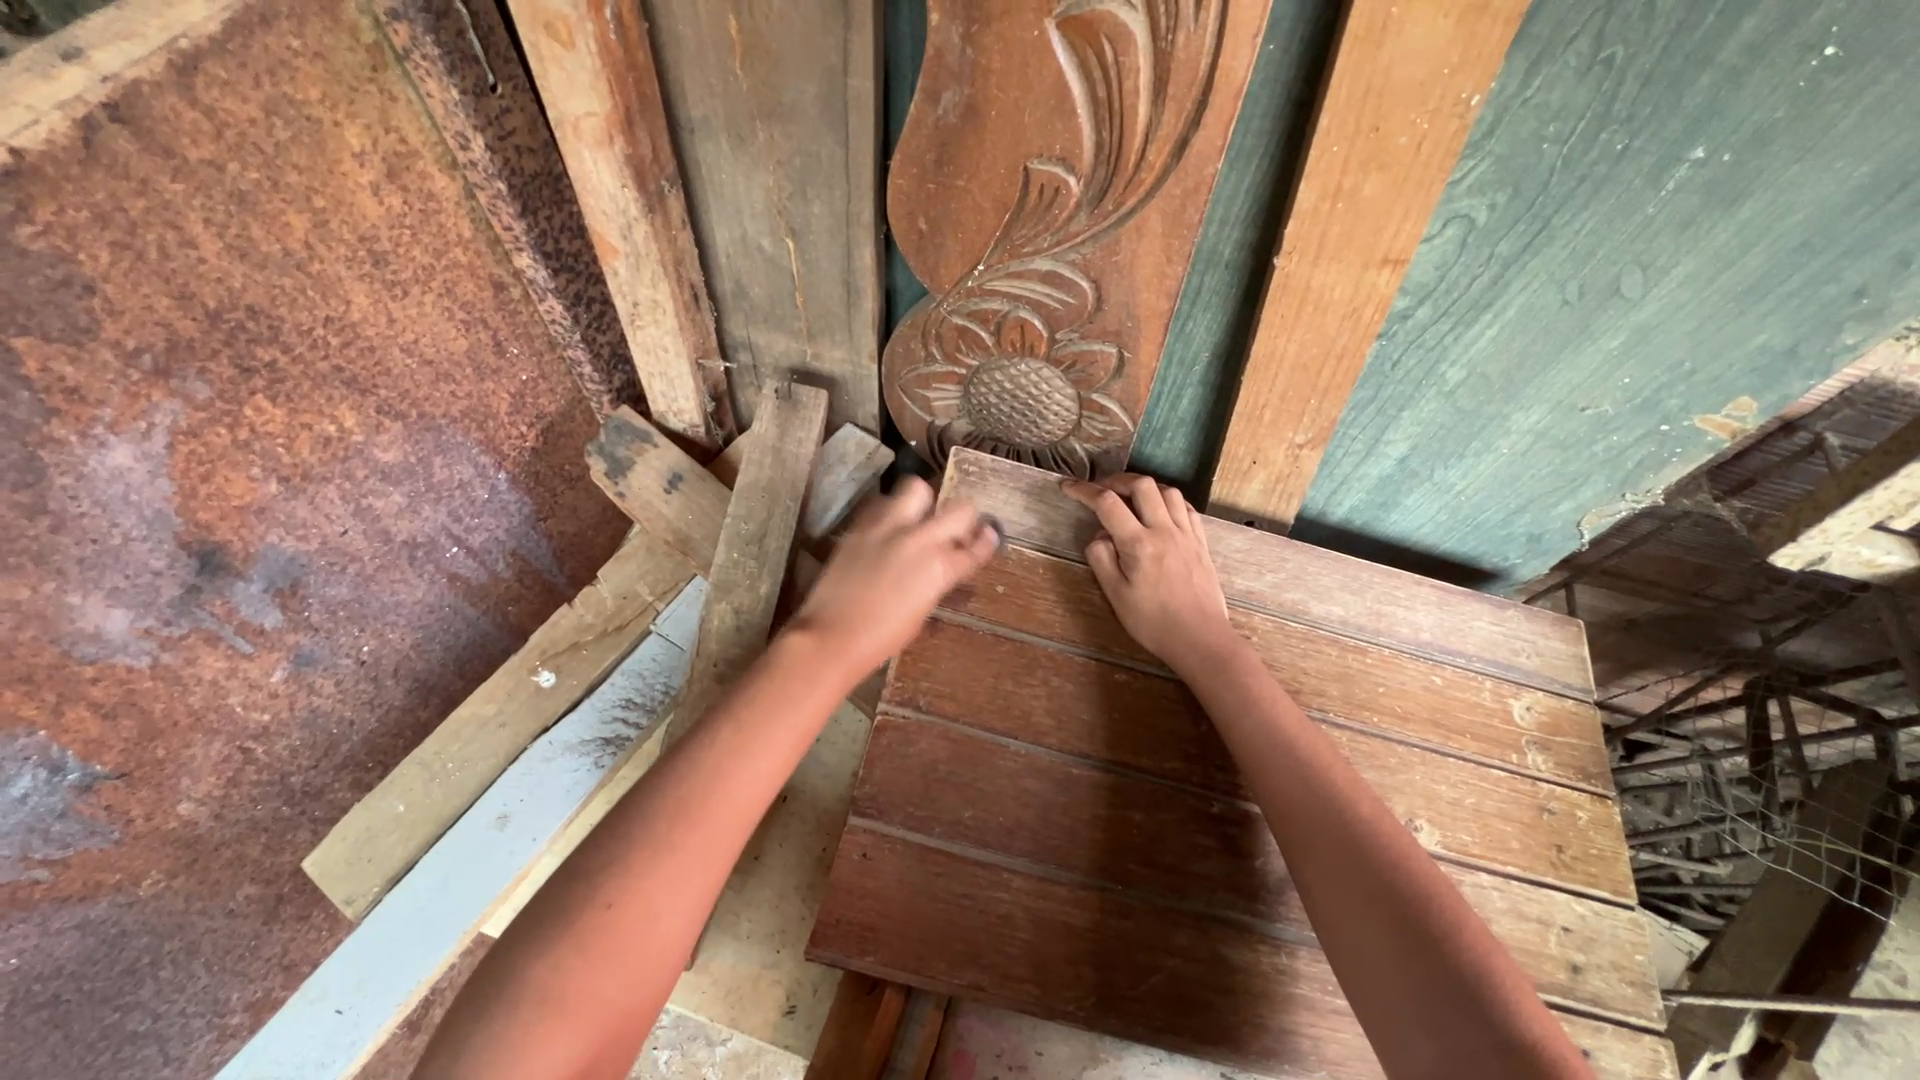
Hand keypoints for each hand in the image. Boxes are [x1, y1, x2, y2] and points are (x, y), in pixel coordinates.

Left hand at [785, 476, 1000, 676]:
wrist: (833, 635)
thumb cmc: (883, 638)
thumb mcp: (922, 612)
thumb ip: (936, 581)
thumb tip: (940, 569)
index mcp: (941, 568)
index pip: (976, 547)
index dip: (986, 541)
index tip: (989, 535)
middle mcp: (921, 540)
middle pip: (960, 508)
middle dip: (965, 517)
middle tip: (958, 526)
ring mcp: (889, 527)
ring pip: (917, 489)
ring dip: (923, 502)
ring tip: (917, 516)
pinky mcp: (861, 525)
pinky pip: (882, 503)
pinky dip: (891, 510)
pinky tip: (887, 526)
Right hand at [1062, 474, 1237, 676]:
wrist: (1200, 639)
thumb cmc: (1153, 623)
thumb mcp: (1116, 596)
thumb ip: (1102, 559)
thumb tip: (1099, 535)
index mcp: (1138, 544)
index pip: (1106, 503)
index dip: (1083, 490)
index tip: (1068, 487)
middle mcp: (1164, 530)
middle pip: (1141, 485)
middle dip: (1116, 480)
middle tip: (1101, 490)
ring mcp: (1186, 534)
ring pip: (1167, 491)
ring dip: (1144, 487)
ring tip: (1130, 498)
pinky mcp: (1200, 542)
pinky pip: (1185, 507)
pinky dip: (1168, 500)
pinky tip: (1160, 511)